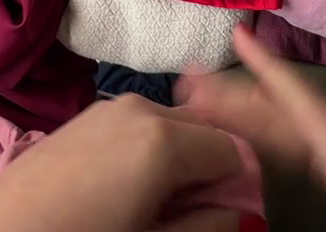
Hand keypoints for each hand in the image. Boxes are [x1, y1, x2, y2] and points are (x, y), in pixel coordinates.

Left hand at [0, 95, 244, 231]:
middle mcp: (140, 107)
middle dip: (210, 167)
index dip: (239, 185)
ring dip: (180, 158)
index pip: (233, 150)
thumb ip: (205, 225)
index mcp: (163, 138)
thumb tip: (239, 208)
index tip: (230, 216)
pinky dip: (149, 150)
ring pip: (170, 125)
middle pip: (202, 129)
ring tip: (153, 206)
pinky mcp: (85, 114)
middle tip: (191, 215)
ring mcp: (109, 106)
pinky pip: (138, 125)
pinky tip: (123, 190)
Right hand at [179, 27, 325, 231]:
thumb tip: (256, 207)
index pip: (313, 112)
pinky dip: (292, 138)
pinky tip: (273, 144)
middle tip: (196, 83)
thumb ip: (324, 212)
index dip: (272, 72)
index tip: (240, 34)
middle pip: (303, 116)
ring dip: (266, 114)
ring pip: (315, 132)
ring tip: (219, 104)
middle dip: (248, 94)